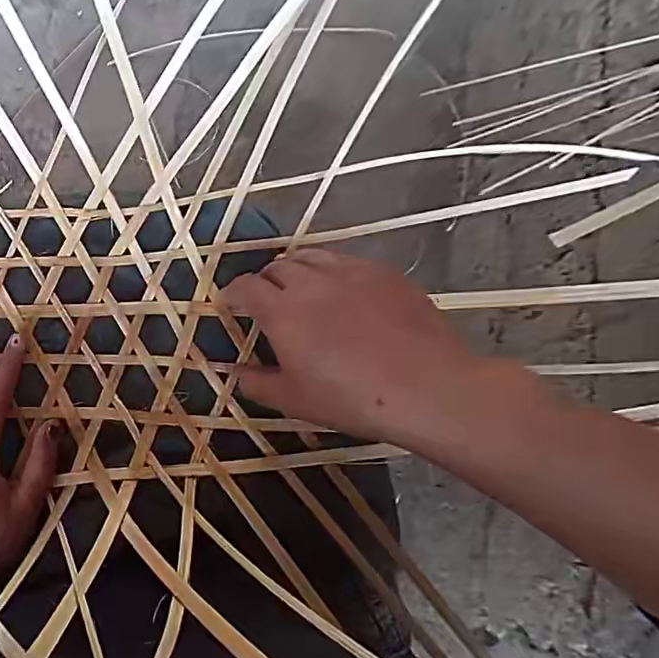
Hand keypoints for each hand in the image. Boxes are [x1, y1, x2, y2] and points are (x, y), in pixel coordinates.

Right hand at [220, 249, 500, 448]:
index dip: (232, 293)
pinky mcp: (385, 273)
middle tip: (266, 301)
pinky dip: (332, 272)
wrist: (428, 389)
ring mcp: (352, 273)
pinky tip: (343, 294)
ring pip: (311, 256)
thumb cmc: (352, 399)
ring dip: (296, 269)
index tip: (230, 304)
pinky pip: (347, 262)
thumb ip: (256, 384)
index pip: (245, 287)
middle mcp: (312, 283)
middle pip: (276, 266)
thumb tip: (234, 373)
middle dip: (264, 280)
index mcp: (282, 312)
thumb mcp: (295, 400)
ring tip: (300, 289)